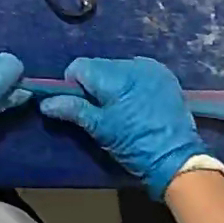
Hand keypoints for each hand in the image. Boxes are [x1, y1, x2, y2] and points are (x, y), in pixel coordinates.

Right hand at [39, 57, 206, 198]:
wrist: (177, 158)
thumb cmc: (134, 146)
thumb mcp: (101, 130)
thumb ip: (73, 109)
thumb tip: (46, 102)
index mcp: (114, 77)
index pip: (80, 66)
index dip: (73, 84)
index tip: (79, 105)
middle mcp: (132, 64)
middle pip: (99, 65)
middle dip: (94, 84)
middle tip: (100, 111)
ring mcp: (151, 68)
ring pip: (118, 67)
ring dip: (113, 82)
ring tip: (120, 108)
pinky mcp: (164, 74)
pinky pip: (138, 70)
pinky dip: (132, 82)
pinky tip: (137, 102)